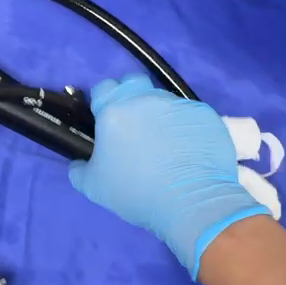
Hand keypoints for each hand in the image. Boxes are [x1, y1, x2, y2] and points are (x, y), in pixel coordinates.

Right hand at [68, 74, 269, 276]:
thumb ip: (80, 168)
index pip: (103, 88)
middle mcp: (146, 100)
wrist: (190, 202)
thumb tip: (80, 162)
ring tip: (163, 143)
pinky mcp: (205, 115)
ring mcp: (178, 105)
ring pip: (163, 99)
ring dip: (158, 114)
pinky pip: (188, 114)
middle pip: (133, 82)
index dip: (102, 101)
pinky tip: (185, 150)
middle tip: (131, 124)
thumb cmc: (135, 191)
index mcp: (114, 112)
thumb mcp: (92, 185)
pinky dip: (183, 126)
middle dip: (129, 95)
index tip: (105, 120)